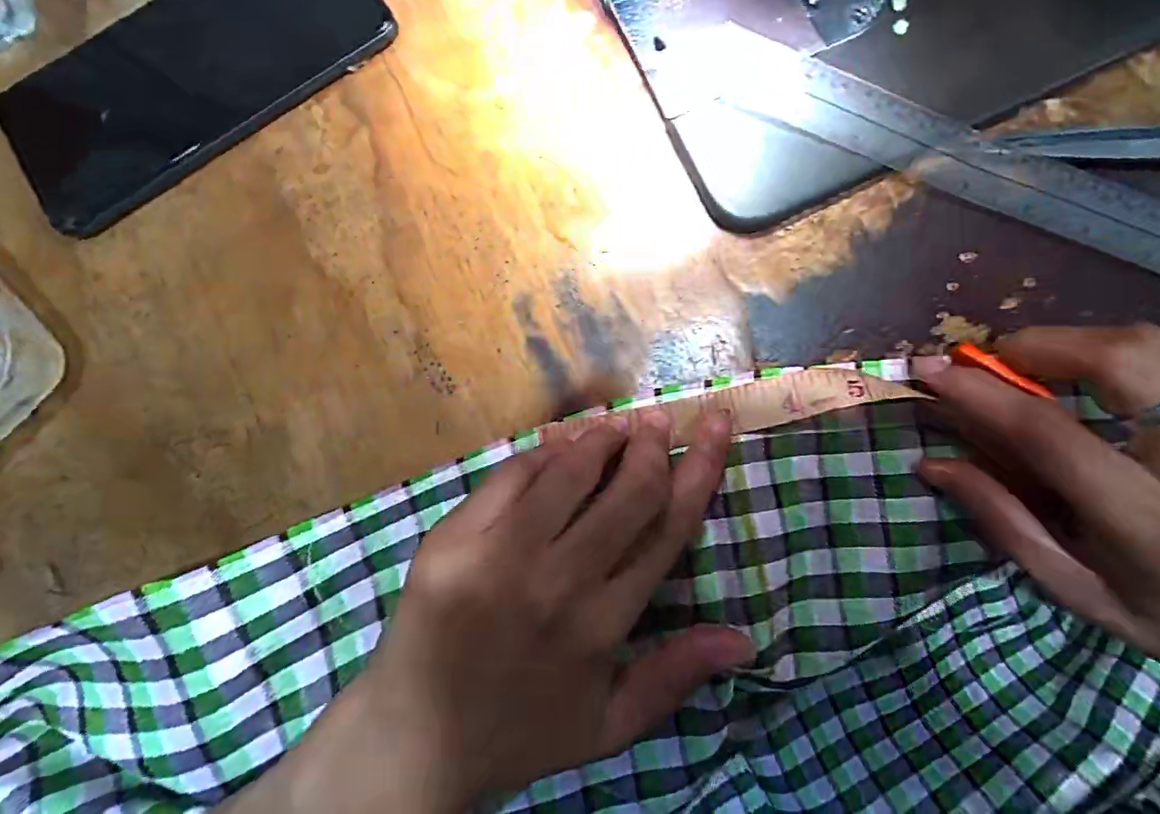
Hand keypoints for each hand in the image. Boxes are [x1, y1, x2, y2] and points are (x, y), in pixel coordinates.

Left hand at [224, 408, 751, 813]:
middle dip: (651, 446)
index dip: (699, 470)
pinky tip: (559, 441)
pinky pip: (509, 478)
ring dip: (600, 438)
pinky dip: (542, 453)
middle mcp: (559, 584)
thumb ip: (674, 676)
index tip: (716, 427)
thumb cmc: (520, 729)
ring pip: (567, 474)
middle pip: (626, 492)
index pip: (666, 528)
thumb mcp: (608, 725)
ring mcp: (501, 557)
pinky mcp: (454, 540)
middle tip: (660, 421)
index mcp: (604, 624)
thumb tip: (743, 637)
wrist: (416, 738)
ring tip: (618, 422)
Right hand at [912, 325, 1159, 809]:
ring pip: (1149, 344)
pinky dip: (1114, 358)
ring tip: (1033, 369)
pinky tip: (1098, 388)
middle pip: (1119, 360)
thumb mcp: (1087, 596)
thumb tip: (933, 463)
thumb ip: (1005, 522)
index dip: (980, 393)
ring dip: (1071, 343)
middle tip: (990, 362)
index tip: (928, 367)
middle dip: (1037, 345)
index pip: (1052, 435)